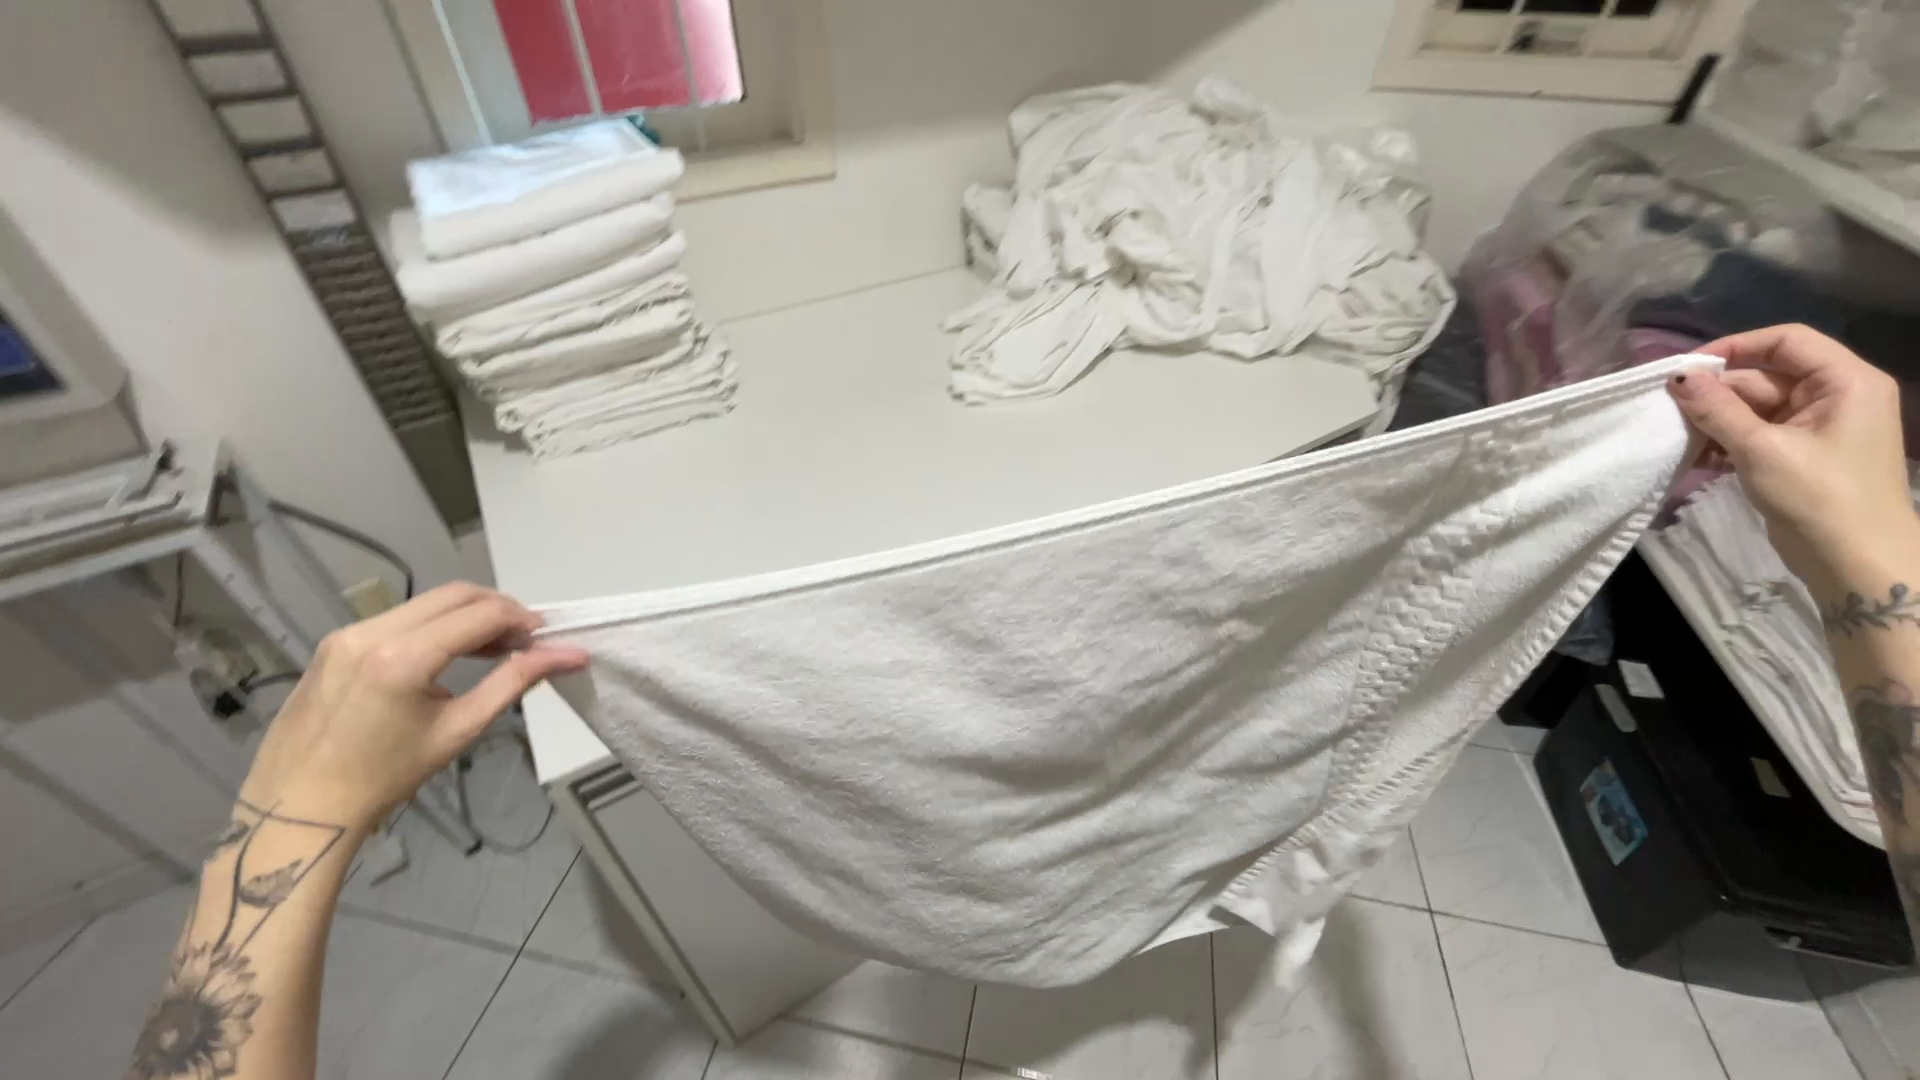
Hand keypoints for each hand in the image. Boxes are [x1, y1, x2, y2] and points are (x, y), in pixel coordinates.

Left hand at [238, 583, 588, 832]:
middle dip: (499, 609)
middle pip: (455, 594)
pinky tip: (449, 656)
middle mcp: (372, 632)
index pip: (482, 613)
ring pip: (427, 602)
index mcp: (404, 657)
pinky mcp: (334, 643)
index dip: (522, 619)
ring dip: (469, 615)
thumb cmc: (387, 776)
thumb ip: (516, 681)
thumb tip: (571, 655)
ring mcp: (347, 634)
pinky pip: (400, 617)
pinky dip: (436, 625)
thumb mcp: (460, 728)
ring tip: (494, 648)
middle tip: (525, 640)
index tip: (546, 638)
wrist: (297, 807)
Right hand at [1668, 324, 1918, 587]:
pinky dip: (1720, 440)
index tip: (1684, 369)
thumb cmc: (1818, 495)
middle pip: (1763, 375)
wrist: (1853, 557)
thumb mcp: (1761, 449)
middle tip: (1666, 410)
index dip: (1734, 347)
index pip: (1786, 340)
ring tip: (1674, 437)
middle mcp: (1833, 395)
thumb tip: (1677, 377)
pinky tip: (1692, 456)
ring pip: (1750, 406)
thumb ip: (1717, 410)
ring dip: (1711, 419)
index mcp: (1845, 382)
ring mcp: (1814, 426)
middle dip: (1714, 392)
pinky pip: (1750, 431)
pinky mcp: (1794, 452)